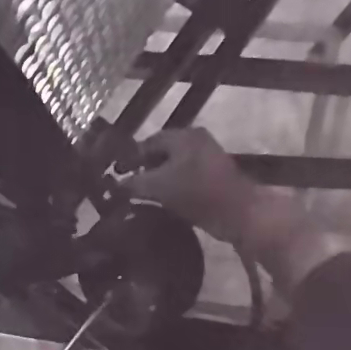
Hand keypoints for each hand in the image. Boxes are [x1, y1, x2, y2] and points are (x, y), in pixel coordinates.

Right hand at [127, 128, 257, 243]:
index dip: (130, 158)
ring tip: (139, 196)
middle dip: (142, 169)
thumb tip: (114, 186)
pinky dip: (170, 187)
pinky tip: (159, 201)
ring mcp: (206, 158)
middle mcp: (195, 141)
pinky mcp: (211, 176)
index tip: (114, 174)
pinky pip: (183, 177)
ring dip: (156, 179)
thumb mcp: (158, 187)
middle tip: (125, 186)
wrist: (237, 213)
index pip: (148, 142)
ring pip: (172, 166)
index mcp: (184, 136)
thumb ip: (133, 184)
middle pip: (160, 153)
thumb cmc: (196, 193)